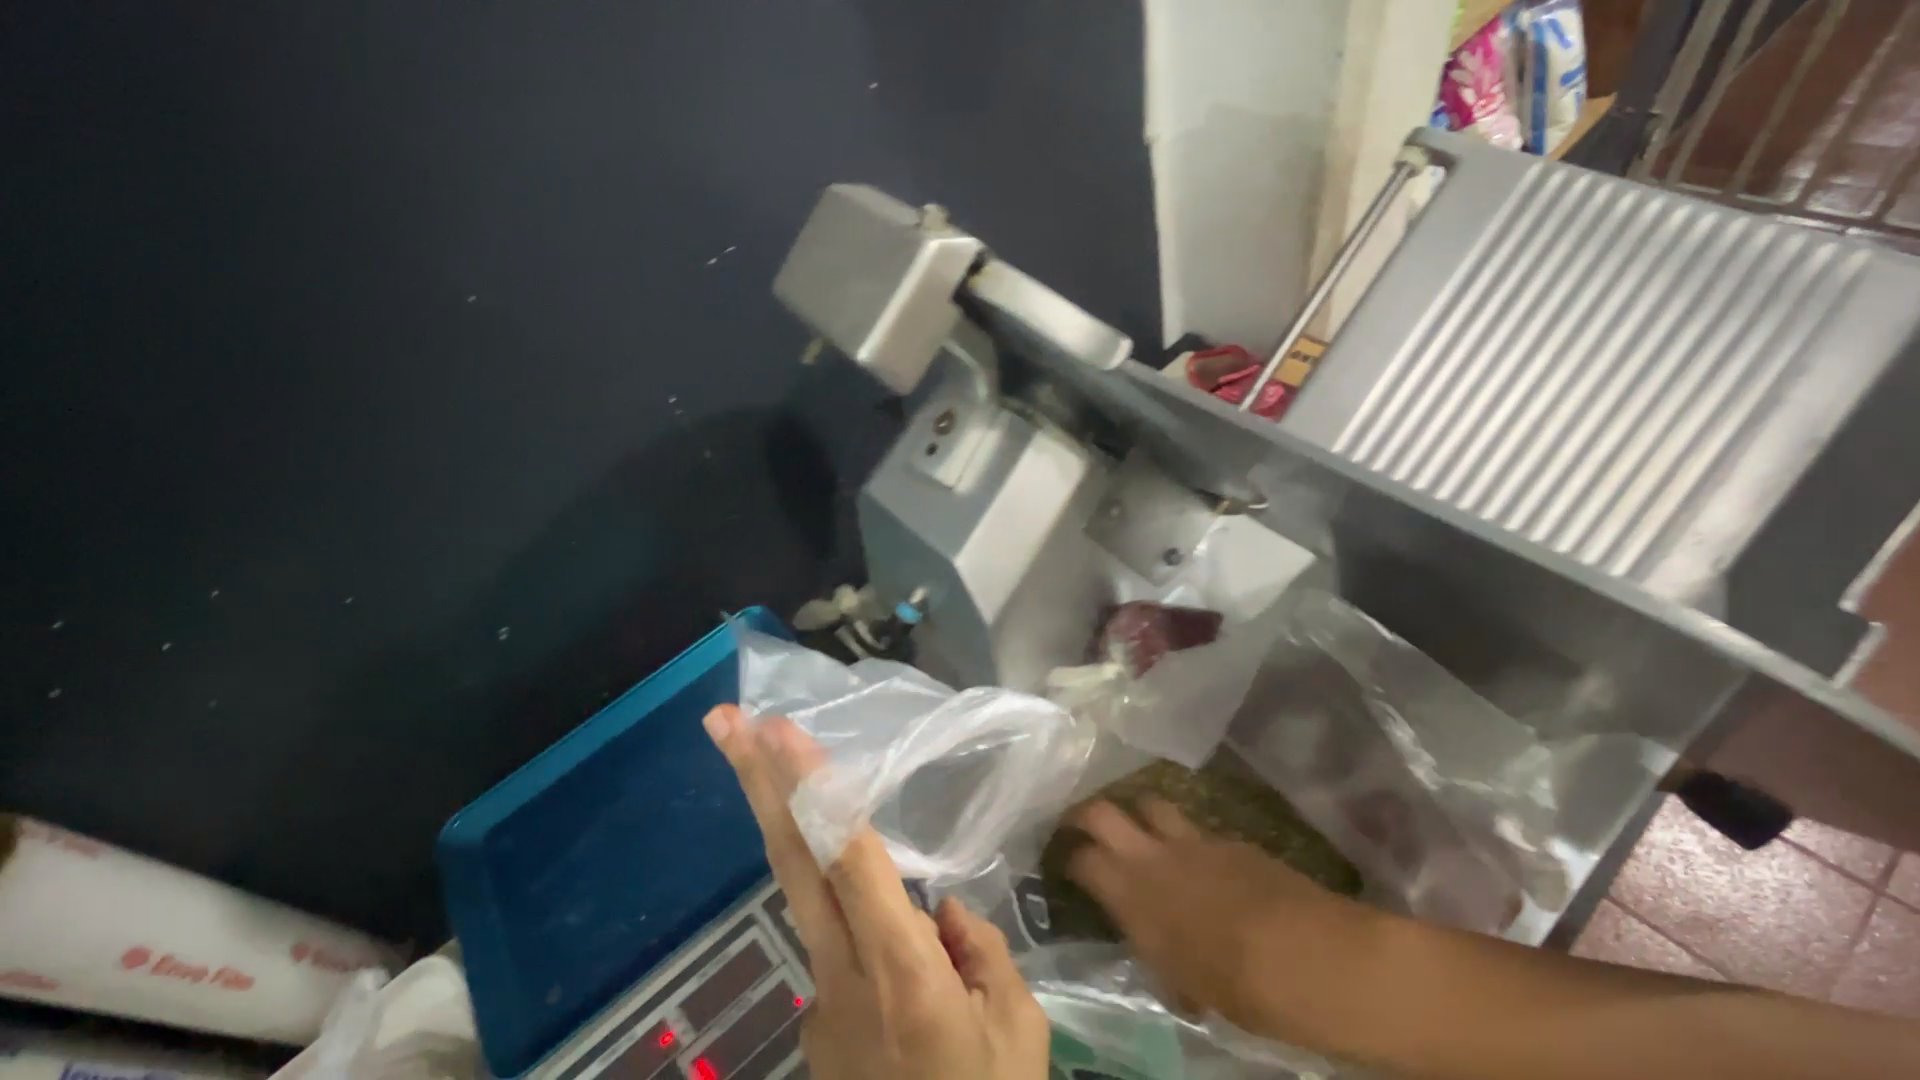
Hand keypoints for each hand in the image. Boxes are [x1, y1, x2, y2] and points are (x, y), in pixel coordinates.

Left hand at [703, 705, 1049, 1079]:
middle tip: (725, 723)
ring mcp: (820, 998)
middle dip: (758, 785)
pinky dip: (841, 899)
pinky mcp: (817, 1018)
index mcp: (905, 974)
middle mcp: (845, 974)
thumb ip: (982, 952)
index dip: (817, 792)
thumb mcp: (1017, 1031)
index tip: (783, 735)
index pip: (851, 863)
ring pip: (799, 891)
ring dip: (780, 820)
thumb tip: (940, 910)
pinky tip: (883, 925)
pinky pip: (832, 938)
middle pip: (793, 863)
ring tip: (756, 757)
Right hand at [1064, 798, 1375, 1036]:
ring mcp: (1194, 840)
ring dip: (1139, 812)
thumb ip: (1155, 950)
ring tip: (1139, 828)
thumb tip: (1156, 948)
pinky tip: (1200, 860)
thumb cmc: (1231, 984)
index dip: (1066, 857)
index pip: (1080, 859)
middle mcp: (1152, 856)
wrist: (1301, 954)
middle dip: (1084, 811)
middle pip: (1102, 809)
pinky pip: (1197, 829)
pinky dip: (1189, 839)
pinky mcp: (1230, 839)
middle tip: (1079, 823)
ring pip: (1150, 803)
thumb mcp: (1178, 980)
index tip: (1063, 863)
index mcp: (1130, 894)